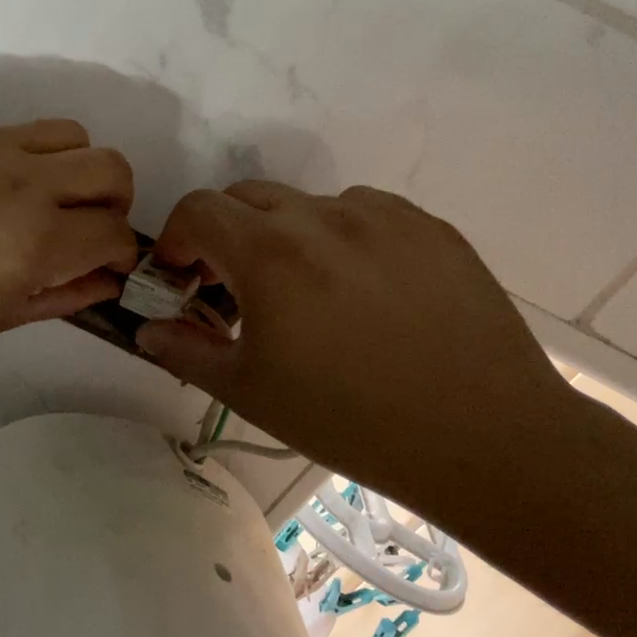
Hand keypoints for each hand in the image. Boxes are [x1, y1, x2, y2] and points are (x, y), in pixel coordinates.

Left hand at [0, 117, 138, 359]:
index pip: (116, 231)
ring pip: (69, 133)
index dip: (121, 252)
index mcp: (37, 241)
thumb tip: (107, 277)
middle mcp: (23, 182)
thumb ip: (65, 294)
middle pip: (112, 167)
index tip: (105, 261)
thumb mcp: (0, 316)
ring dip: (72, 167)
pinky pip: (8, 130)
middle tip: (84, 224)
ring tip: (39, 195)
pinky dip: (14, 157)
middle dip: (113, 201)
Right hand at [135, 181, 568, 497]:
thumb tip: (149, 329)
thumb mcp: (250, 391)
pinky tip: (364, 291)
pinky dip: (342, 237)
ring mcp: (383, 218)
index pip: (198, 210)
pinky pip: (365, 212)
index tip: (184, 279)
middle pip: (246, 197)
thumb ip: (186, 350)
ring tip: (308, 293)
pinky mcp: (432, 230)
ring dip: (285, 235)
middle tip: (236, 287)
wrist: (488, 440)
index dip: (176, 240)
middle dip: (224, 234)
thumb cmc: (351, 421)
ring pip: (307, 204)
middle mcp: (321, 218)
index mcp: (268, 254)